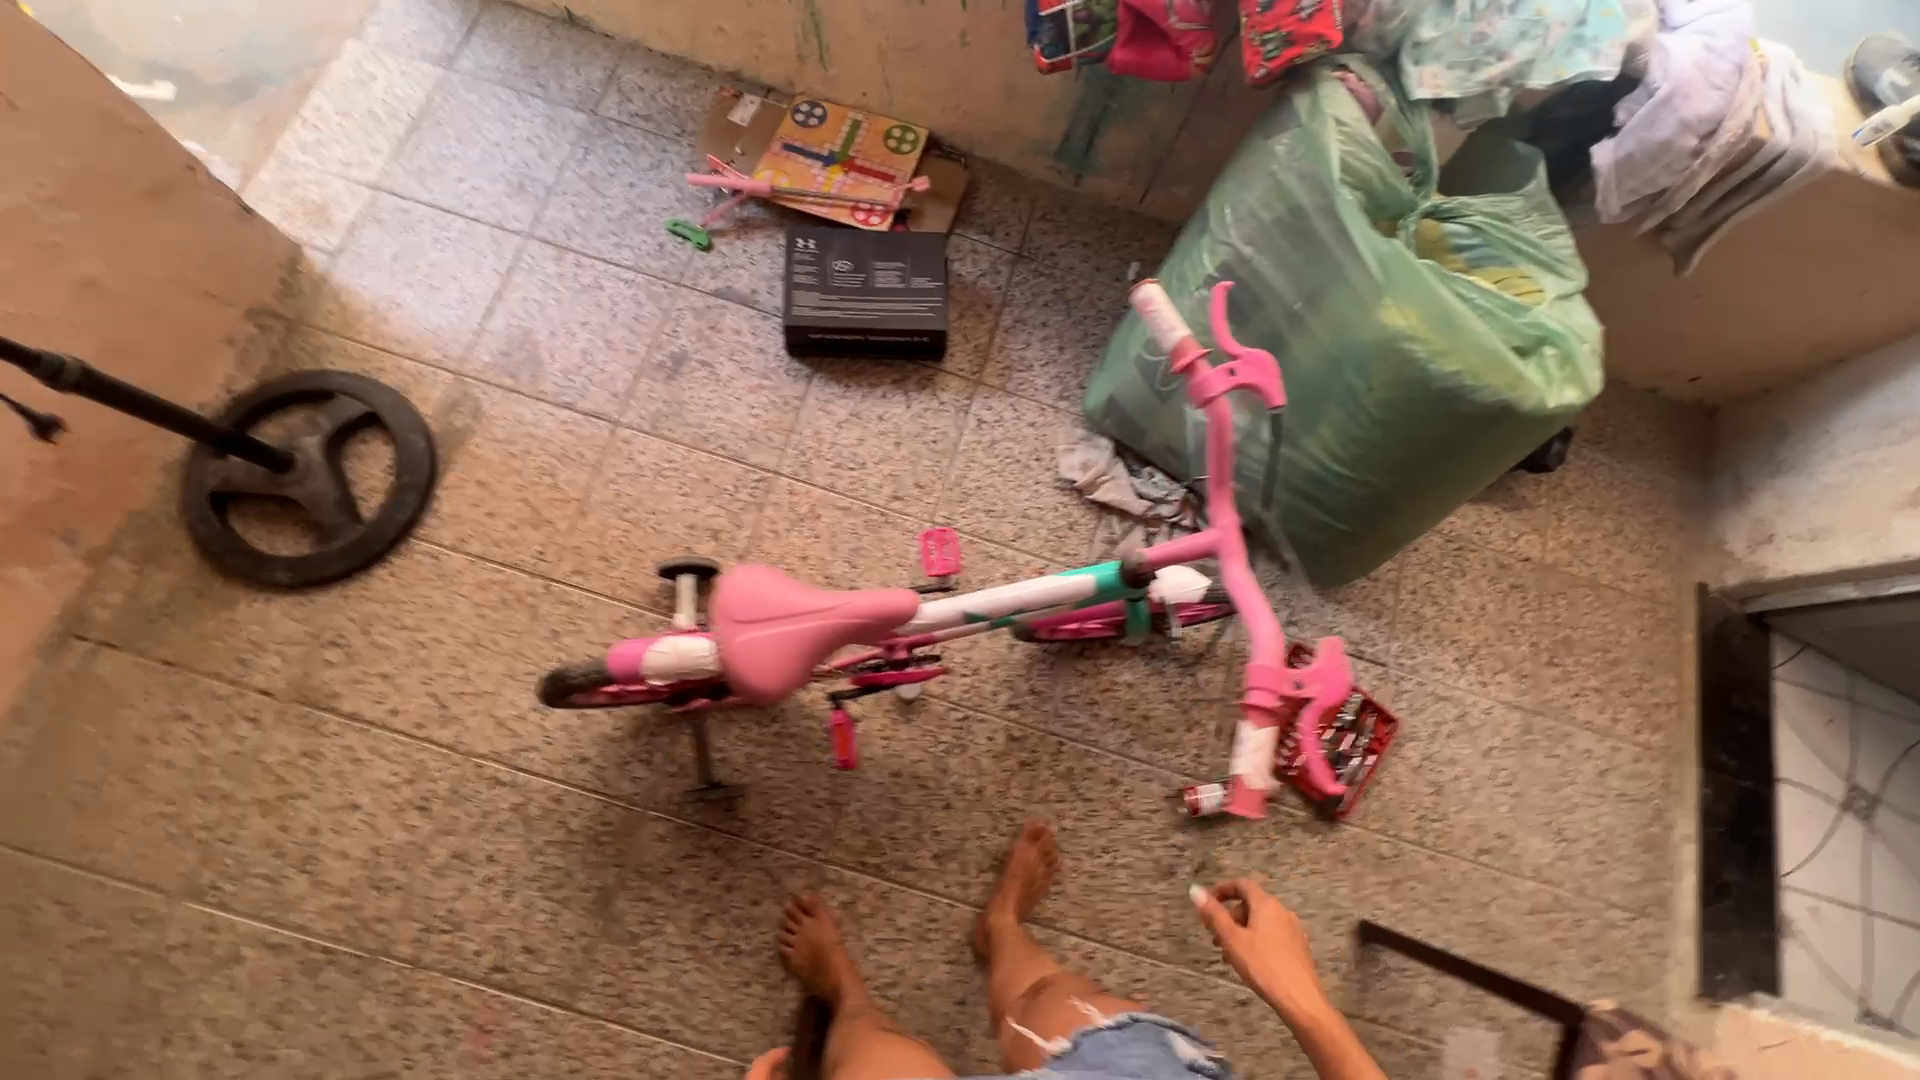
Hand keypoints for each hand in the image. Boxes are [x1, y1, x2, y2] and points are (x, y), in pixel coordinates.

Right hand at [1191, 879, 1329, 1024]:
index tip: (1207, 903)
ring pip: (1261, 923)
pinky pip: (1272, 936)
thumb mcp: (1232, 939)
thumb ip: (1213, 914)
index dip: (1222, 890)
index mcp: (1266, 904)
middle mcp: (1282, 912)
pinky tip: (1250, 963)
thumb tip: (1195, 889)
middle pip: (1251, 904)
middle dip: (1230, 917)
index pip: (1242, 884)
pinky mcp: (1299, 949)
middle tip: (1215, 936)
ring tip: (1229, 955)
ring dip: (1242, 932)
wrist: (1302, 1001)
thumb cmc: (1262, 966)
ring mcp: (1293, 931)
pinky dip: (1256, 941)